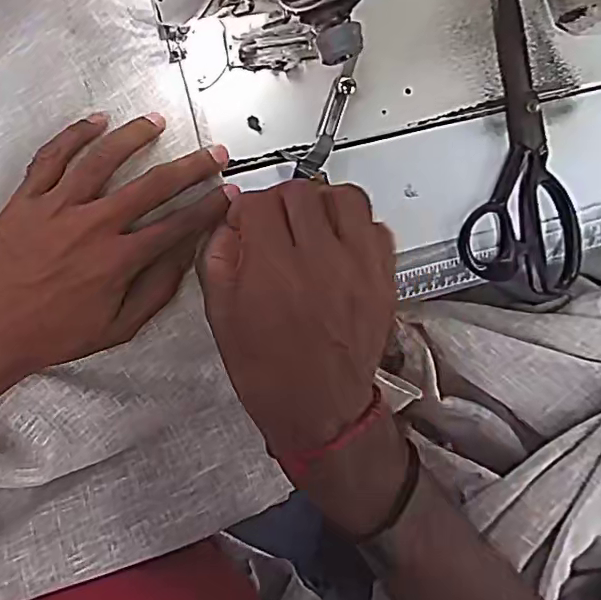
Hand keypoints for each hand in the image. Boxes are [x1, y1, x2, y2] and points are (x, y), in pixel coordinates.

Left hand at [0, 113, 232, 388]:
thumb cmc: (46, 334)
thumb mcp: (114, 329)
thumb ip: (154, 292)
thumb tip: (182, 259)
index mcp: (116, 260)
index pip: (176, 225)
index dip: (207, 208)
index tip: (224, 195)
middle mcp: (91, 227)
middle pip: (152, 185)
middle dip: (190, 167)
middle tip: (211, 154)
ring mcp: (57, 209)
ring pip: (103, 160)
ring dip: (134, 137)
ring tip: (156, 122)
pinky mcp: (27, 200)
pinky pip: (52, 157)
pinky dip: (74, 135)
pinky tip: (94, 121)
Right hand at [199, 180, 397, 496]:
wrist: (317, 408)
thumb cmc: (269, 371)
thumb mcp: (220, 315)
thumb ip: (217, 258)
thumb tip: (227, 224)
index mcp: (270, 271)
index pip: (258, 202)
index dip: (244, 208)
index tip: (244, 220)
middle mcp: (318, 262)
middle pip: (299, 192)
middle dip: (277, 202)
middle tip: (271, 223)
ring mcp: (357, 268)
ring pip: (343, 196)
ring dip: (319, 203)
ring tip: (308, 223)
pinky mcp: (383, 278)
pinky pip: (375, 225)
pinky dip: (354, 225)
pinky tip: (337, 242)